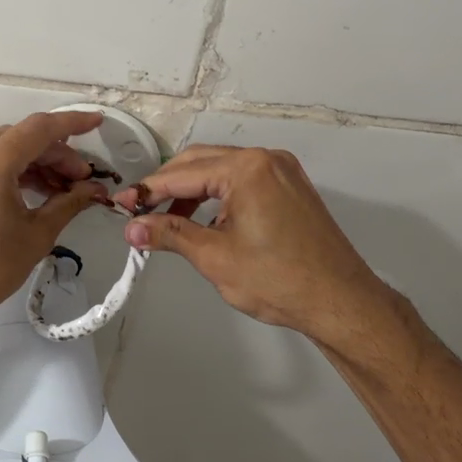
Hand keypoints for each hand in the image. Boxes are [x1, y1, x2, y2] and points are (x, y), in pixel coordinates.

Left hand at [0, 110, 108, 327]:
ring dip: (35, 161)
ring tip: (63, 186)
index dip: (72, 123)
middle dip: (56, 152)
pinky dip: (13, 169)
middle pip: (21, 137)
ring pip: (4, 147)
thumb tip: (94, 189)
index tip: (96, 122)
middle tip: (81, 177)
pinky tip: (36, 189)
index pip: (38, 129)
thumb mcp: (36, 235)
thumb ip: (68, 203)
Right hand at [117, 145, 402, 348]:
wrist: (339, 302)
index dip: (147, 191)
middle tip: (138, 213)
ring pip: (221, 170)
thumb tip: (133, 229)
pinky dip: (217, 196)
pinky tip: (203, 222)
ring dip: (191, 191)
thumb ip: (170, 234)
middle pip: (200, 162)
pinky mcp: (291, 188)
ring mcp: (282, 172)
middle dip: (166, 187)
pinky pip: (242, 181)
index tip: (122, 207)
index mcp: (247, 168)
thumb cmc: (279, 281)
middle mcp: (266, 159)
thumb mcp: (214, 257)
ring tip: (166, 222)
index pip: (182, 173)